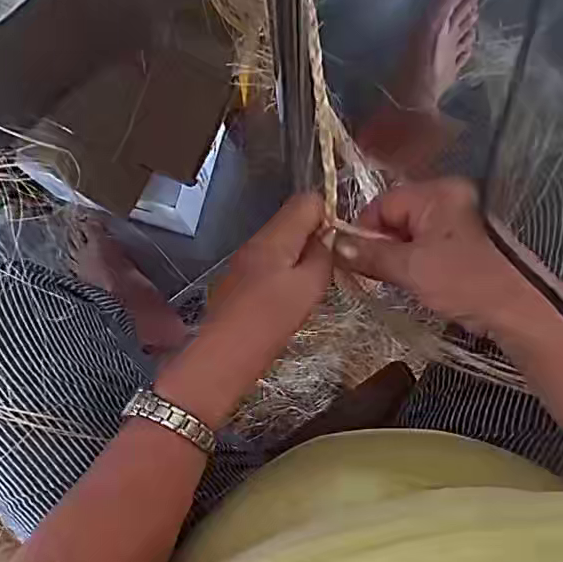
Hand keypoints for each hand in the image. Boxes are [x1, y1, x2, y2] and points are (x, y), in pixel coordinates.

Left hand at [155, 194, 332, 425]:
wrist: (218, 360)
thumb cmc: (266, 324)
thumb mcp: (307, 289)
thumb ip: (323, 257)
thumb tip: (330, 236)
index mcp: (272, 238)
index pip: (306, 201)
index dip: (330, 214)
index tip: (343, 241)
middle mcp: (253, 243)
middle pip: (292, 222)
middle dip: (316, 238)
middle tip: (332, 267)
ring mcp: (242, 265)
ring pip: (280, 246)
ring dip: (300, 258)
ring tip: (312, 286)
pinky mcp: (237, 286)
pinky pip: (268, 267)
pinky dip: (284, 275)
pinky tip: (288, 300)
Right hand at [332, 177, 536, 334]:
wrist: (520, 309)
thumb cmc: (466, 282)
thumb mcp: (410, 268)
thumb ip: (369, 254)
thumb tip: (334, 245)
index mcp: (438, 193)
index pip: (382, 203)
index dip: (362, 230)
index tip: (352, 260)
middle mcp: (450, 199)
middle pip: (395, 217)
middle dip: (379, 245)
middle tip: (372, 274)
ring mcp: (460, 222)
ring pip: (409, 235)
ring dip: (395, 258)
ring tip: (394, 281)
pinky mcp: (465, 245)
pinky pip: (426, 248)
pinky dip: (414, 264)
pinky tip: (414, 283)